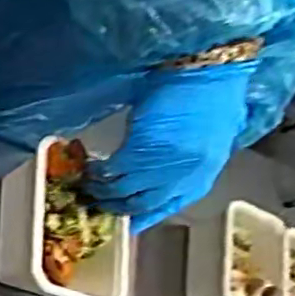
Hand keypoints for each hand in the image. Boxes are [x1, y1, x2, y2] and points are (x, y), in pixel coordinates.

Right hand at [89, 62, 254, 232]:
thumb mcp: (204, 135)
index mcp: (202, 172)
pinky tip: (88, 168)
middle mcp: (184, 175)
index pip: (166, 207)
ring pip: (120, 193)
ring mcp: (162, 167)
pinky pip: (109, 174)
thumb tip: (159, 170)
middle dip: (114, 206)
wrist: (204, 70)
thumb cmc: (209, 95)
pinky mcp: (140, 154)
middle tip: (94, 203)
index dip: (140, 218)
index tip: (120, 224)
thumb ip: (183, 159)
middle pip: (140, 205)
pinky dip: (95, 174)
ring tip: (85, 185)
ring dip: (99, 191)